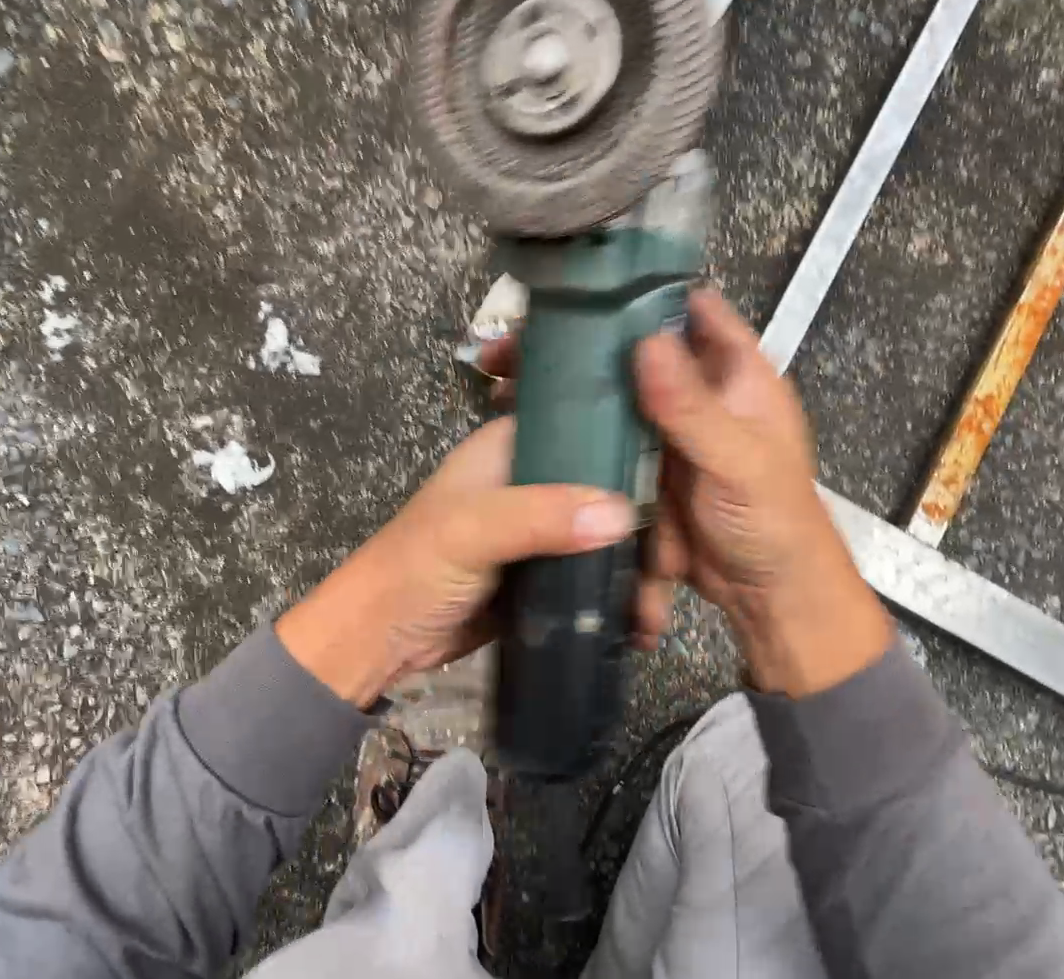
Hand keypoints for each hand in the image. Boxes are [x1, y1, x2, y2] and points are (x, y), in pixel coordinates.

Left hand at [276, 418, 671, 707]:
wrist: (384, 639)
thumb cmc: (417, 566)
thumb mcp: (472, 531)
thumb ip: (540, 515)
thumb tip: (624, 514)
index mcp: (512, 445)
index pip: (584, 424)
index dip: (630, 439)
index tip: (680, 465)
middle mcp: (534, 478)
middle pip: (605, 482)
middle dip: (643, 516)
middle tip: (677, 553)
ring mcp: (542, 527)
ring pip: (605, 530)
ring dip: (634, 561)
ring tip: (663, 597)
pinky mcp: (547, 571)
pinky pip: (593, 571)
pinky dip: (617, 590)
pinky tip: (644, 616)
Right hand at [478, 288, 892, 697]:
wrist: (769, 596)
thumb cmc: (773, 520)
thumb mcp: (739, 462)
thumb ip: (694, 408)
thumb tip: (646, 342)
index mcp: (735, 372)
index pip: (688, 308)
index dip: (639, 292)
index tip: (578, 288)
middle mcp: (695, 391)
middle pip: (630, 350)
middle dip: (576, 343)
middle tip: (513, 343)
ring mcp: (664, 430)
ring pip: (609, 394)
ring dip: (562, 388)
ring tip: (501, 379)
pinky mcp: (641, 467)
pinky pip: (601, 441)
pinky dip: (566, 434)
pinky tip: (519, 429)